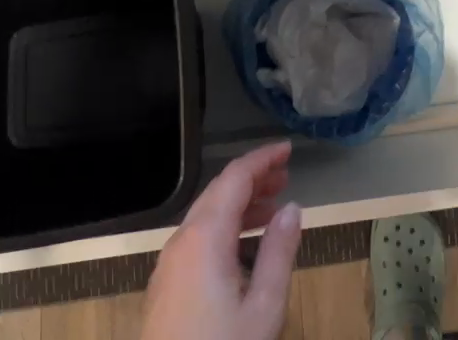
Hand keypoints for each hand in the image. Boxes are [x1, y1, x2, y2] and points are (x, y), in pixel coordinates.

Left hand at [141, 141, 302, 339]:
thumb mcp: (264, 308)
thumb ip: (279, 252)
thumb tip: (292, 208)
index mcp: (204, 237)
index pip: (234, 179)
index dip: (261, 159)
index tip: (288, 150)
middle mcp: (180, 241)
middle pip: (217, 193)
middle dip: (252, 179)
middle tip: (286, 176)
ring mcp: (168, 265)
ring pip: (205, 216)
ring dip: (239, 204)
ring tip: (273, 207)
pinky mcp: (164, 288)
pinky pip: (197, 239)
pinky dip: (224, 227)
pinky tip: (244, 245)